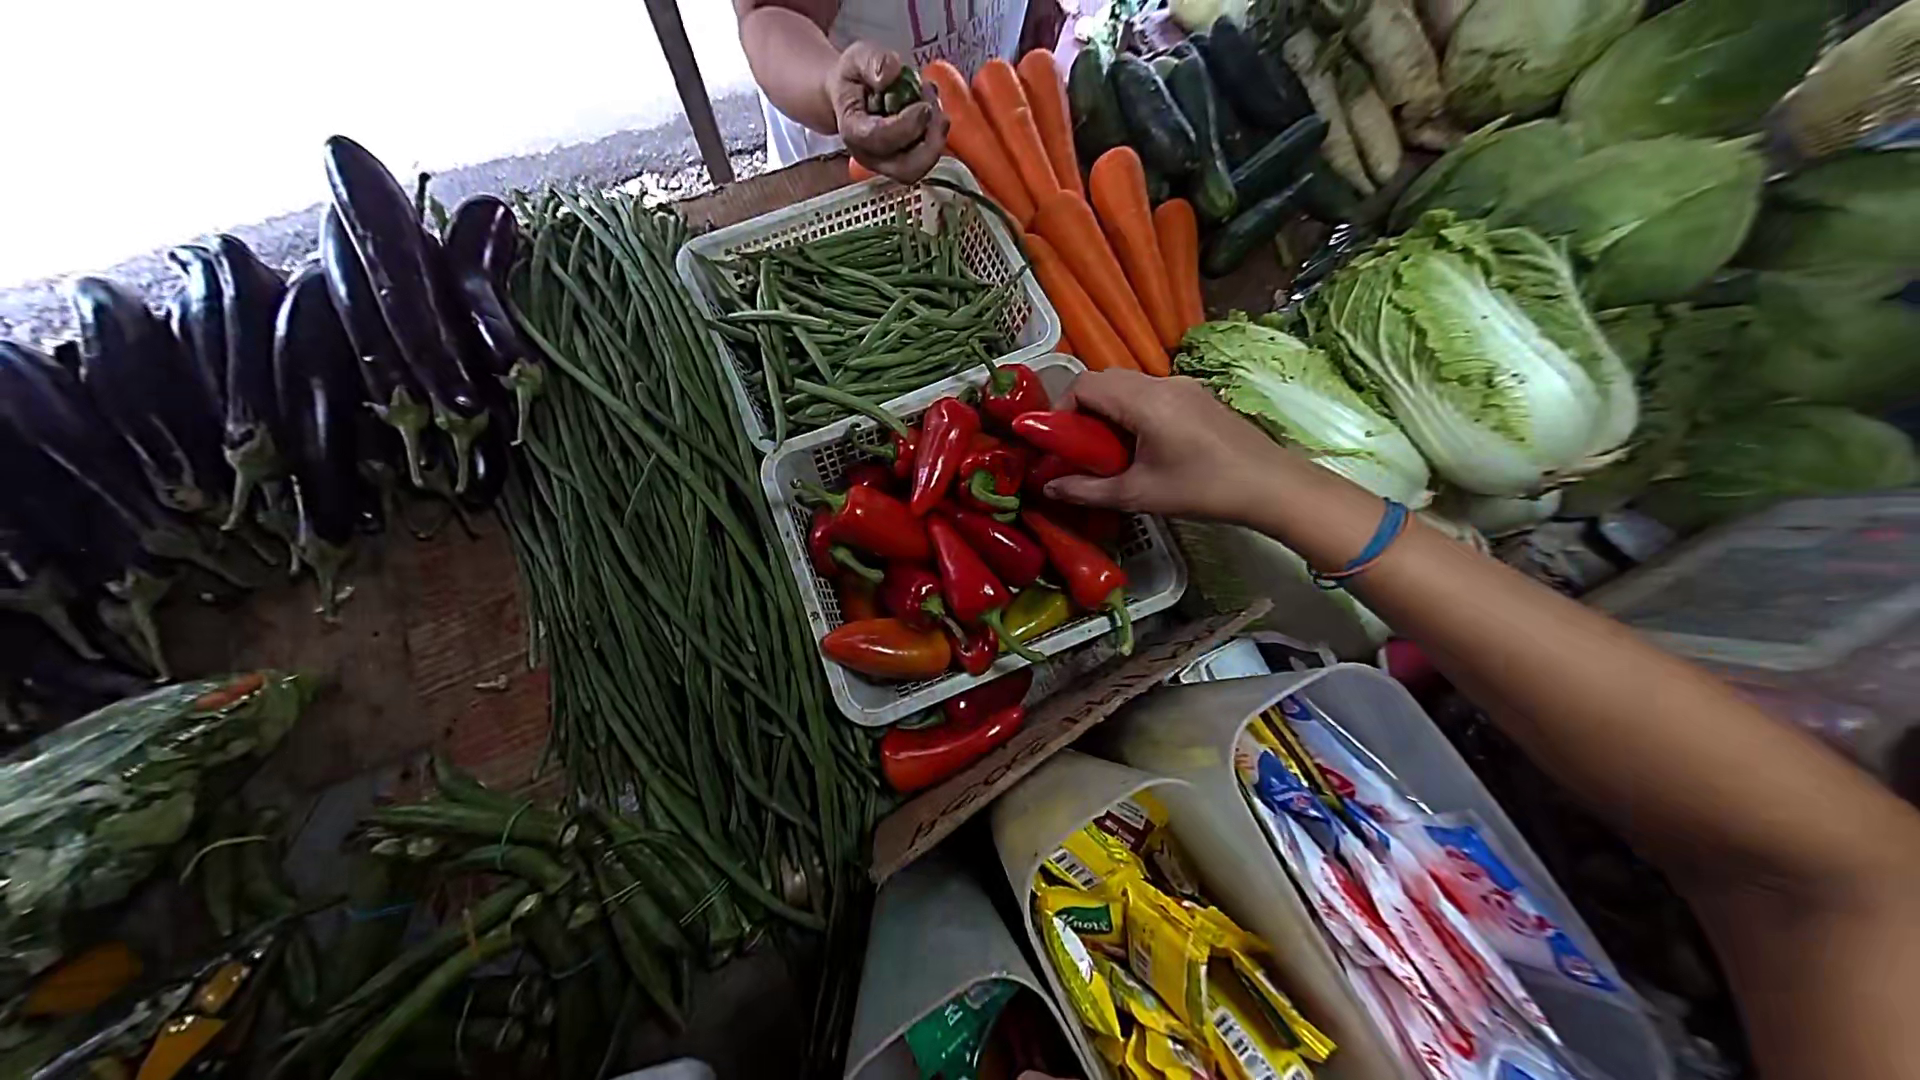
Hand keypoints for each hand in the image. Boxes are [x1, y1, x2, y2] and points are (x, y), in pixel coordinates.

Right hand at [828, 42, 948, 182]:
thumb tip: (892, 72)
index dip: (907, 126)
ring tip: (934, 105)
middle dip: (929, 142)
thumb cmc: (854, 78)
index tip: (924, 106)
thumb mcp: (857, 59)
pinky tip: (933, 112)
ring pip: (919, 168)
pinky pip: (924, 160)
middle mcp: (870, 157)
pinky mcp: (902, 165)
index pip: (880, 139)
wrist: (850, 96)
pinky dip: (935, 138)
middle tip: (935, 109)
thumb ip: (873, 62)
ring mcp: (887, 165)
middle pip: (906, 169)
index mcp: (853, 131)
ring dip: (935, 138)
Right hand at [1042, 370, 1293, 523]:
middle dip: (1081, 411)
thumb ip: (1087, 489)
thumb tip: (1048, 487)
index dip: (1061, 409)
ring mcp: (1182, 386)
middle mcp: (1161, 383)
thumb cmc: (1203, 490)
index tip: (1057, 442)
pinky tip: (1139, 446)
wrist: (1271, 486)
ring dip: (1106, 412)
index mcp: (1144, 401)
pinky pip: (1149, 393)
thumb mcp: (1138, 494)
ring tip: (1107, 451)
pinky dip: (1130, 412)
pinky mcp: (1196, 396)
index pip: (1085, 384)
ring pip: (1127, 386)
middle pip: (1104, 381)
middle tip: (1078, 448)